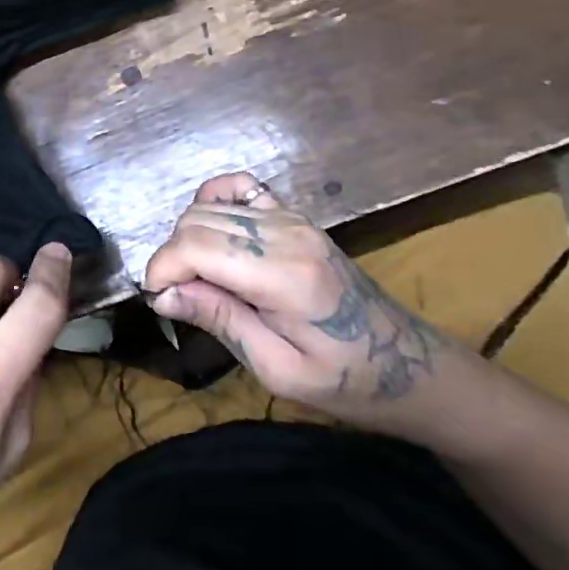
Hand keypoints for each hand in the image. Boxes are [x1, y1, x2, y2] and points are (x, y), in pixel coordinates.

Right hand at [143, 172, 494, 442]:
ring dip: (187, 240)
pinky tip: (214, 238)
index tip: (157, 302)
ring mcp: (293, 218)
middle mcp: (286, 233)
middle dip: (171, 259)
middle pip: (194, 222)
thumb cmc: (346, 381)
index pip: (193, 246)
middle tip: (180, 300)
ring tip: (199, 280)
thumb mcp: (277, 369)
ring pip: (207, 206)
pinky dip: (212, 205)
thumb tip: (161, 294)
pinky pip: (239, 188)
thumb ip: (218, 319)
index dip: (161, 270)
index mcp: (284, 274)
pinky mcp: (295, 217)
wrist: (411, 366)